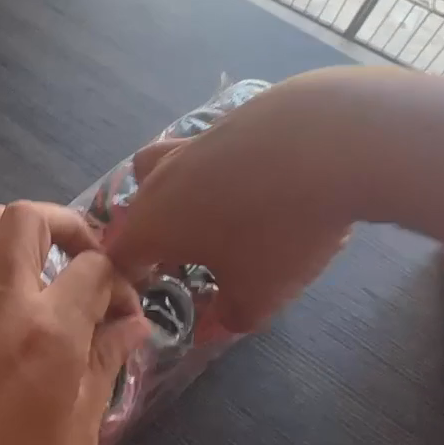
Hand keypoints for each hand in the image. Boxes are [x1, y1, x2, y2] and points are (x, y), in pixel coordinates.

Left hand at [0, 202, 148, 444]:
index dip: (119, 278)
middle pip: (25, 221)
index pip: (94, 269)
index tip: (125, 307)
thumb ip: (106, 359)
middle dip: (62, 223)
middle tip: (80, 253)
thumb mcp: (83, 424)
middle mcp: (1, 303)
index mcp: (51, 328)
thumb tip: (133, 322)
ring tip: (14, 234)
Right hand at [103, 76, 356, 332]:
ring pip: (162, 172)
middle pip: (136, 212)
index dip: (128, 283)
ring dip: (176, 197)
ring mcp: (190, 145)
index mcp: (152, 224)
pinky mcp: (226, 120)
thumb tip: (215, 324)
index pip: (117, 257)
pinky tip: (261, 183)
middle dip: (153, 240)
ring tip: (215, 215)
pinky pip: (206, 153)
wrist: (326, 141)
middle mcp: (159, 181)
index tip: (158, 300)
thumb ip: (230, 316)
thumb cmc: (278, 228)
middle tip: (189, 263)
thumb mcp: (260, 293)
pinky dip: (219, 172)